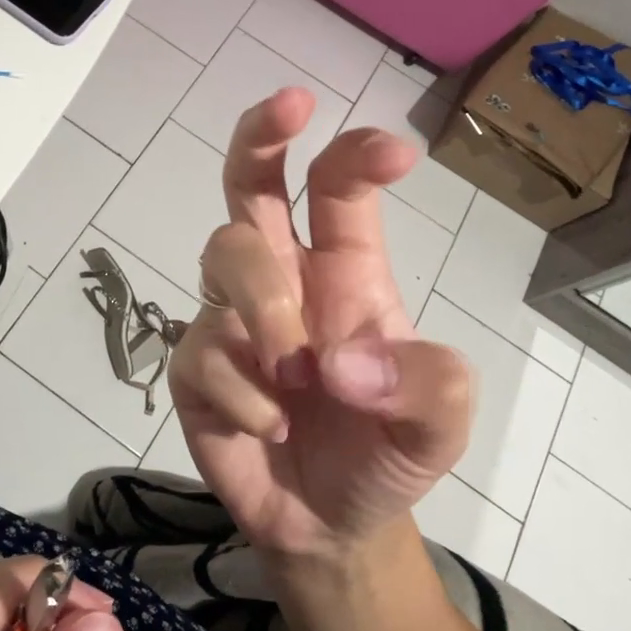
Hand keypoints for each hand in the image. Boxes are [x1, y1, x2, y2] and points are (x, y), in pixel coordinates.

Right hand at [167, 88, 473, 559]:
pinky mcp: (192, 366)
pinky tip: (273, 425)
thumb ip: (425, 388)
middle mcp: (281, 278)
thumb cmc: (384, 454)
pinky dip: (246, 392)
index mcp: (343, 271)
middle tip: (286, 106)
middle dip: (261, 137)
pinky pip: (204, 350)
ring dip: (267, 305)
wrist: (324, 523)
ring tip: (299, 375)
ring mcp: (229, 319)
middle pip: (249, 185)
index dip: (354, 156)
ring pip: (224, 252)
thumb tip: (345, 362)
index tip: (391, 152)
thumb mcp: (437, 429)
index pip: (336, 190)